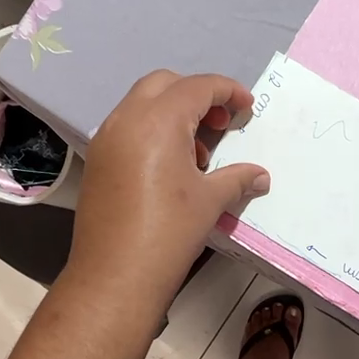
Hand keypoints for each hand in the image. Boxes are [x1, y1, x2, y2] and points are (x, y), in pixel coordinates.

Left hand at [68, 70, 269, 312]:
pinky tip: (171, 169)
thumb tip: (260, 176)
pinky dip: (153, 132)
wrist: (116, 274)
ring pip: (142, 104)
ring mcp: (107, 138)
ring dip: (174, 114)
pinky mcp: (98, 160)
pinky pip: (128, 128)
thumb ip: (237, 179)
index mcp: (158, 121)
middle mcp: (127, 119)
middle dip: (197, 96)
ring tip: (198, 155)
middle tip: (221, 125)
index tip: (246, 106)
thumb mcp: (211, 202)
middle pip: (165, 84)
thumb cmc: (169, 232)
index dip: (227, 91)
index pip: (197, 87)